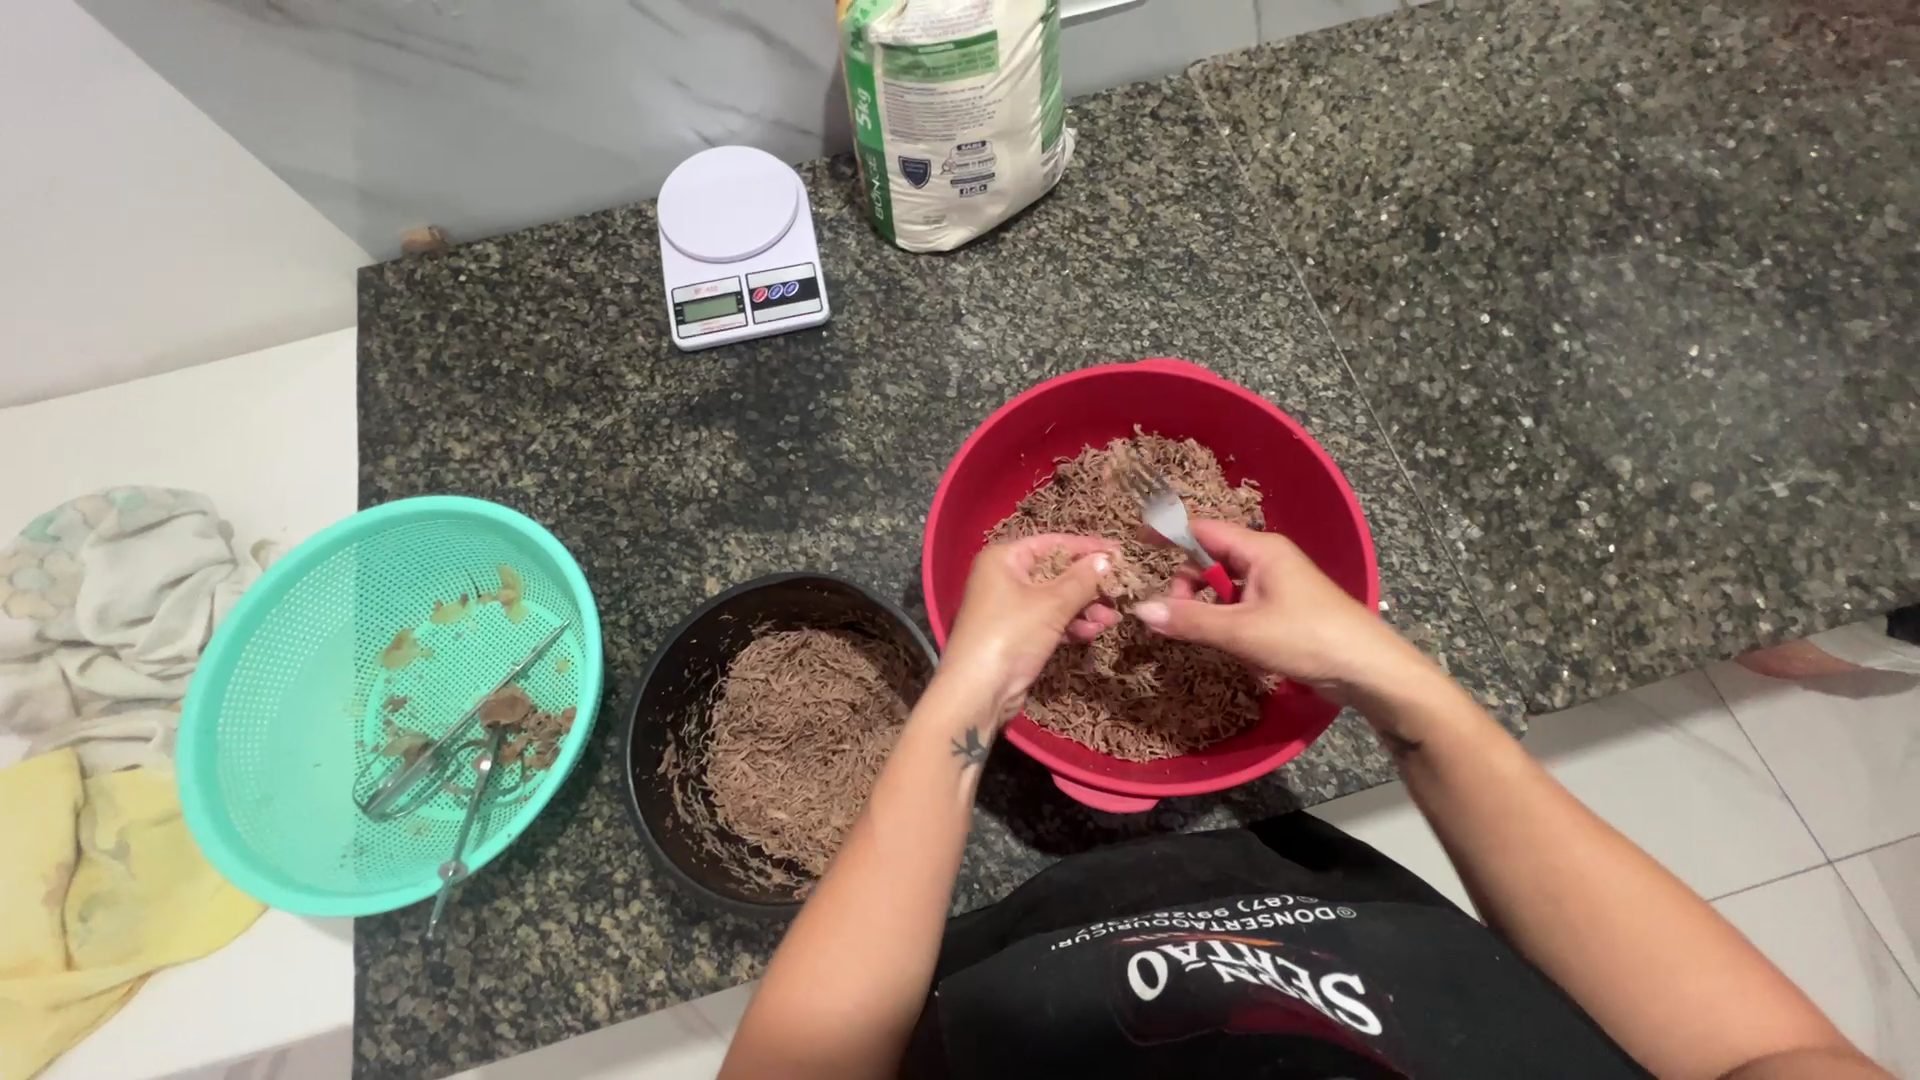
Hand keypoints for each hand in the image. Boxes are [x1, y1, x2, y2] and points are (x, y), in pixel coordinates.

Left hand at [932, 534, 1120, 723]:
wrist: (977, 691)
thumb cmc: (1011, 634)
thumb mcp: (1051, 604)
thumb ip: (1082, 579)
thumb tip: (1106, 559)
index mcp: (1004, 558)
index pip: (1053, 543)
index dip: (1087, 547)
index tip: (1120, 552)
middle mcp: (1004, 577)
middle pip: (1056, 572)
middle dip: (1088, 585)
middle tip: (1120, 592)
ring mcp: (1009, 607)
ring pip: (1055, 599)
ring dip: (1084, 608)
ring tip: (1111, 620)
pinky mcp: (1016, 634)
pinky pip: (1049, 621)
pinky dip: (1070, 625)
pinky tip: (1091, 634)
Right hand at [1132, 520, 1433, 703]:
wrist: (1371, 672)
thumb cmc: (1307, 639)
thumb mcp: (1241, 631)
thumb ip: (1189, 620)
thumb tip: (1141, 610)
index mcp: (1259, 549)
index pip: (1202, 529)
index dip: (1168, 533)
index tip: (1137, 543)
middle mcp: (1267, 559)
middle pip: (1209, 560)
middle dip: (1186, 585)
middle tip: (1177, 616)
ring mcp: (1276, 586)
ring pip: (1223, 587)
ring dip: (1206, 608)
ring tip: (1204, 636)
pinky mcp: (1283, 611)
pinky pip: (1240, 606)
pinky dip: (1226, 621)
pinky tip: (1231, 646)